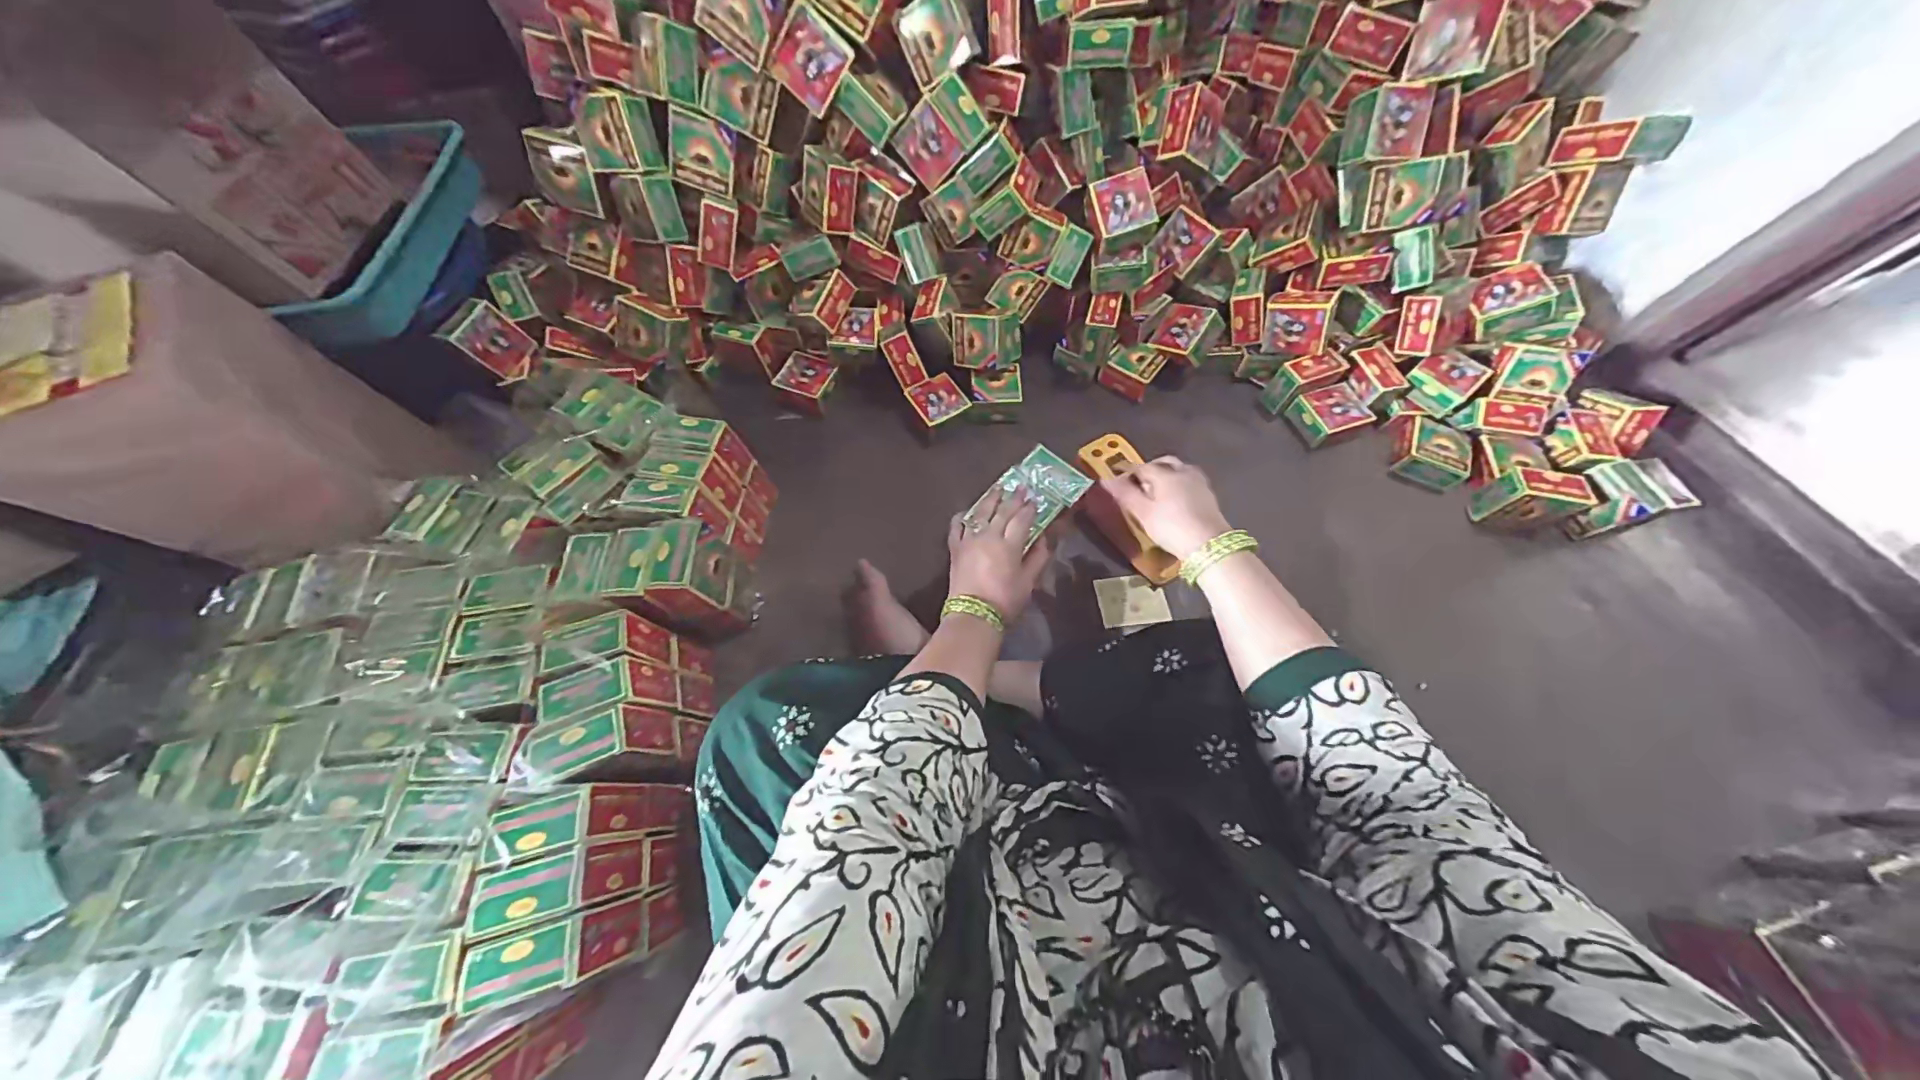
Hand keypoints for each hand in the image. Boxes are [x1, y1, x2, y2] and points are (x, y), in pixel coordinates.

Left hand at [946, 487, 1051, 620]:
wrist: (973, 615)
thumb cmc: (1005, 601)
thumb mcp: (1029, 582)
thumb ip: (1038, 557)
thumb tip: (1044, 539)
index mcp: (1009, 545)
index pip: (1022, 519)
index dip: (1029, 508)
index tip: (1035, 499)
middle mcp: (988, 536)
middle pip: (1002, 511)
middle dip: (1013, 497)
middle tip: (1020, 487)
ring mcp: (969, 540)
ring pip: (979, 512)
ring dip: (990, 499)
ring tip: (997, 489)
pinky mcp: (955, 548)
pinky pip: (957, 526)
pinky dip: (963, 517)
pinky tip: (967, 512)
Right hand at [1100, 455, 1231, 560]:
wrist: (1208, 545)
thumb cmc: (1170, 527)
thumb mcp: (1143, 513)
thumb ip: (1125, 494)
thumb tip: (1106, 480)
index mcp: (1165, 473)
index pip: (1142, 467)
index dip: (1128, 474)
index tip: (1120, 485)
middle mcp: (1183, 471)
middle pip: (1163, 462)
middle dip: (1150, 469)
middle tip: (1139, 485)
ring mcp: (1199, 482)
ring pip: (1179, 469)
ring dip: (1167, 475)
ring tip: (1157, 492)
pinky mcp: (1209, 494)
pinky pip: (1189, 481)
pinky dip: (1179, 484)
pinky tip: (1175, 499)